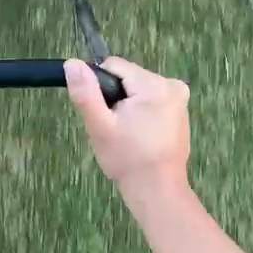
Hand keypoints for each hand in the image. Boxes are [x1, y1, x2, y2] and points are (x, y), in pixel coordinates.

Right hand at [64, 57, 190, 196]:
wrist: (157, 189)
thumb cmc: (127, 159)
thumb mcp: (99, 126)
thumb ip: (86, 93)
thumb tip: (72, 63)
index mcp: (154, 85)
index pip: (114, 66)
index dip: (101, 88)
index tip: (104, 114)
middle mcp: (172, 85)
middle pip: (128, 78)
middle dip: (116, 99)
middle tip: (114, 128)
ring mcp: (180, 99)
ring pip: (138, 90)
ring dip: (128, 107)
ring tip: (127, 134)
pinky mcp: (181, 112)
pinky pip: (151, 101)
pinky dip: (142, 114)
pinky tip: (140, 136)